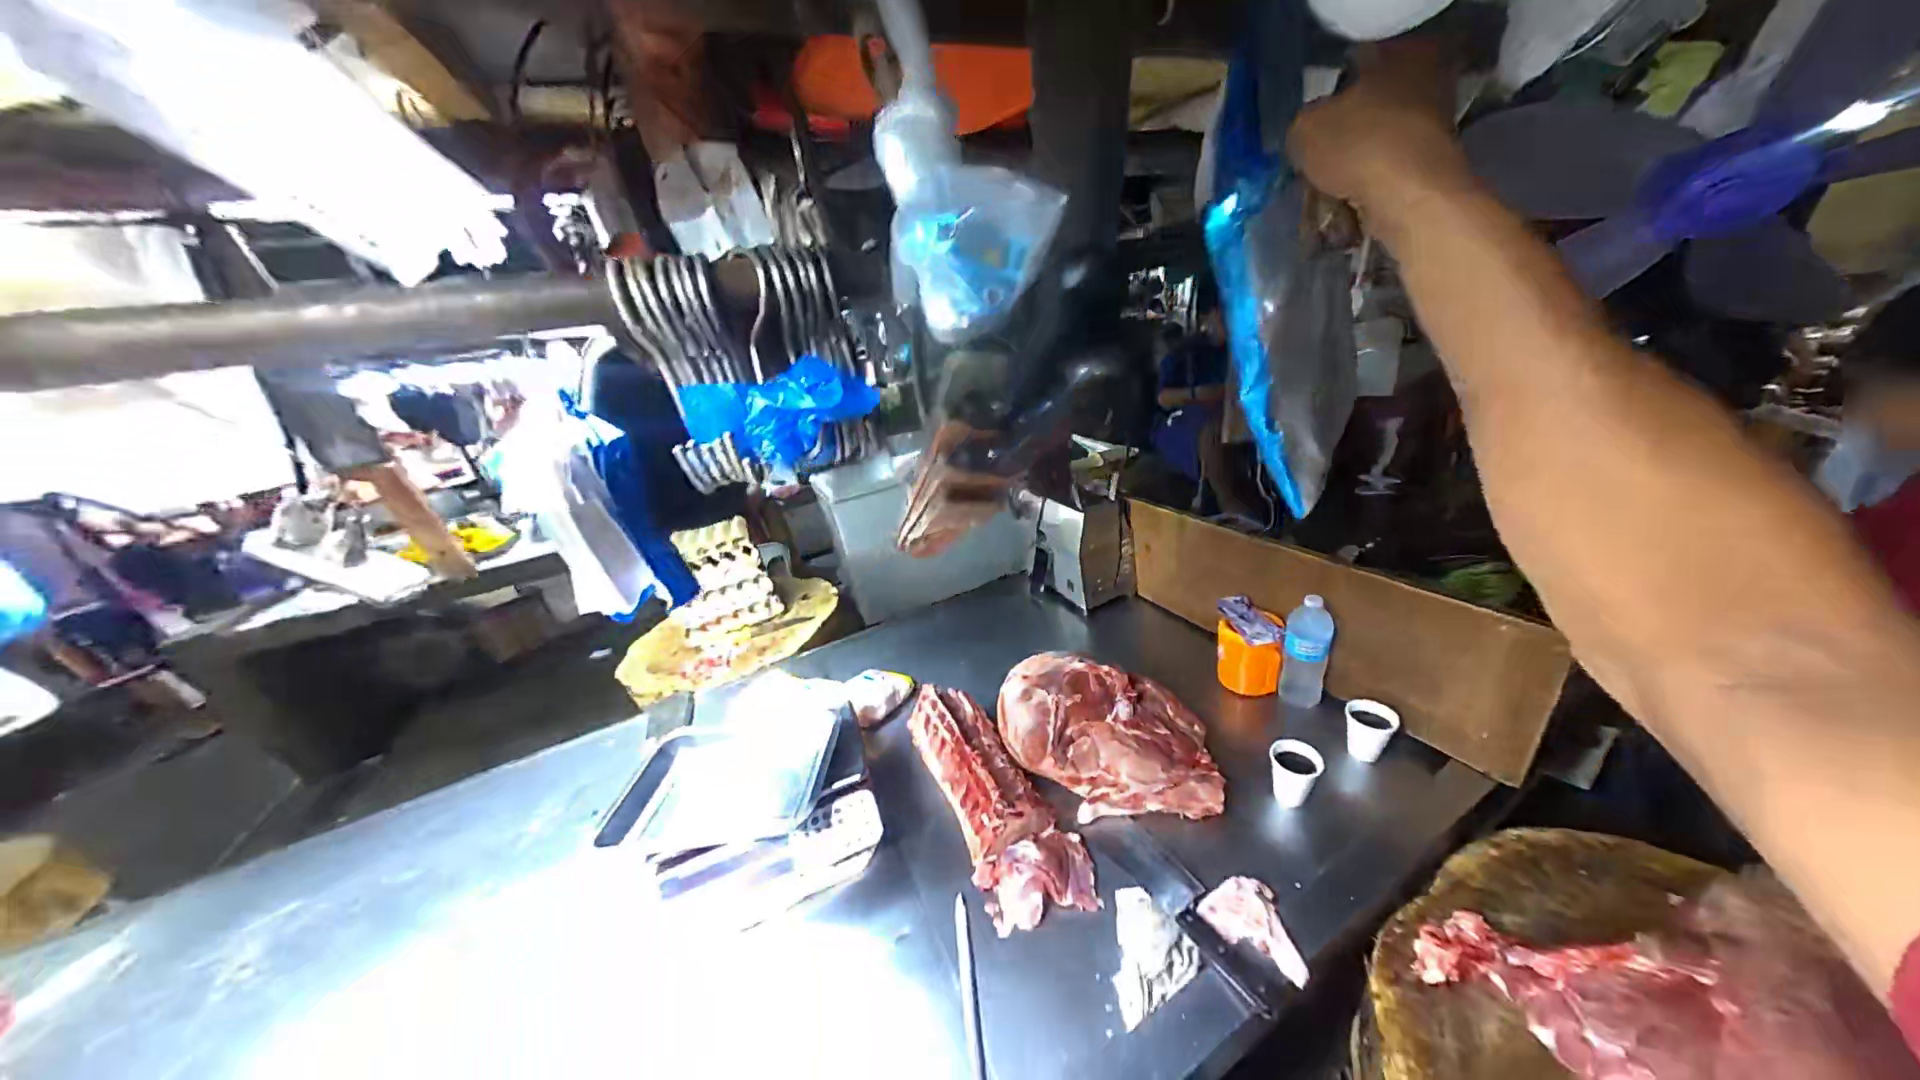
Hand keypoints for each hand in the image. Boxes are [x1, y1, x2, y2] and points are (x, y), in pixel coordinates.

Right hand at [1287, 39, 1476, 220]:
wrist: (1407, 196)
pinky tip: (1342, 202)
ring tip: (1322, 190)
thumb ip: (1301, 122)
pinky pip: (1380, 173)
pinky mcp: (1427, 165)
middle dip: (1335, 137)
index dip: (1322, 99)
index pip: (1351, 68)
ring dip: (1346, 167)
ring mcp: (1430, 126)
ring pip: (1369, 145)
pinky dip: (1361, 186)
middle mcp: (1424, 81)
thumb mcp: (1305, 129)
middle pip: (1362, 110)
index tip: (1304, 127)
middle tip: (1310, 162)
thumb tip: (1306, 131)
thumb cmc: (1358, 147)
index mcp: (1400, 56)